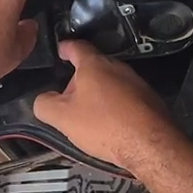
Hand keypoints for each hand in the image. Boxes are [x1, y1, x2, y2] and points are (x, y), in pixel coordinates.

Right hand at [34, 40, 180, 170]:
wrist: (150, 145)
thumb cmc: (107, 126)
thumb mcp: (62, 118)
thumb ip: (44, 104)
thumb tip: (42, 100)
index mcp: (94, 65)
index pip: (76, 47)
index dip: (65, 48)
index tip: (61, 50)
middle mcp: (117, 68)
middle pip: (93, 67)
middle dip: (79, 80)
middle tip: (68, 100)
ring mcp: (136, 83)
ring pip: (110, 83)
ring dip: (97, 96)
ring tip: (89, 118)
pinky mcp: (148, 100)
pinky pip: (125, 98)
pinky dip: (114, 107)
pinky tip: (109, 127)